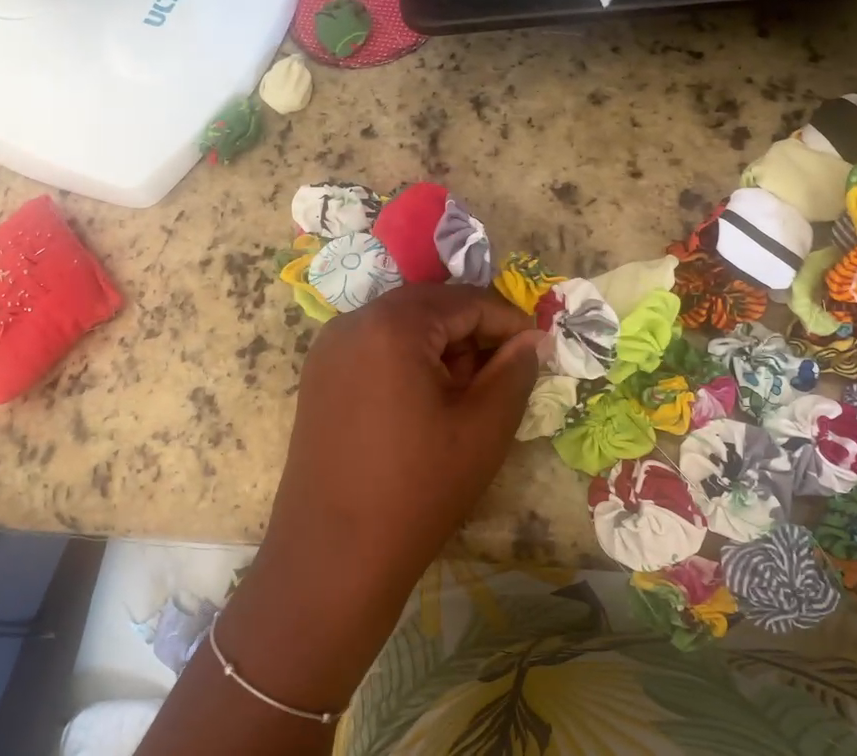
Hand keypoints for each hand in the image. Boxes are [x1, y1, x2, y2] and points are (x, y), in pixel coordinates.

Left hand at [140, 283, 537, 753]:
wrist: (333, 555)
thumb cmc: (417, 488)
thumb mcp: (483, 428)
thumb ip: (514, 371)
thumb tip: (532, 338)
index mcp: (393, 324)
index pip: (466, 301)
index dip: (509, 321)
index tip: (538, 349)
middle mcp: (352, 321)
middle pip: (429, 307)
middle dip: (472, 332)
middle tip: (503, 374)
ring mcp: (328, 349)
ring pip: (401, 327)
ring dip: (440, 347)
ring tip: (466, 395)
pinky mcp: (318, 378)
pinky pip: (374, 349)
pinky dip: (407, 361)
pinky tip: (425, 405)